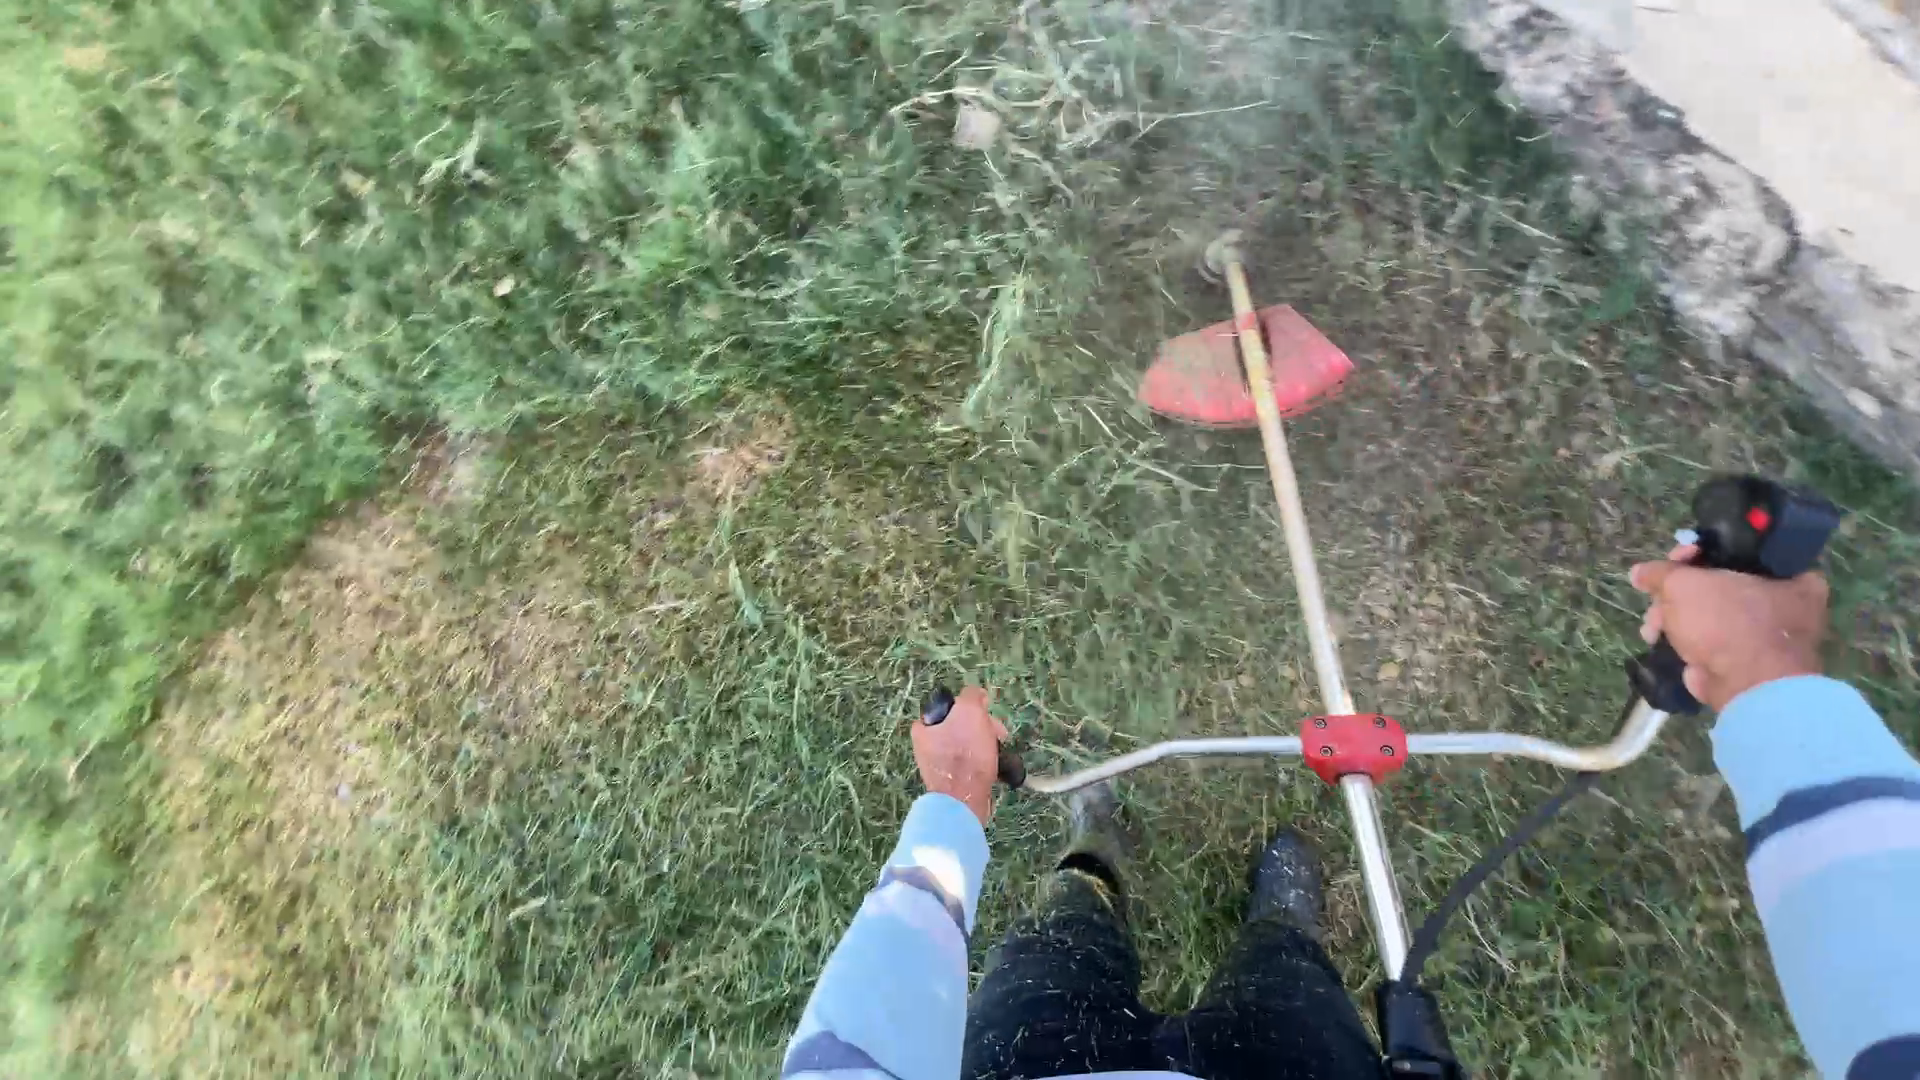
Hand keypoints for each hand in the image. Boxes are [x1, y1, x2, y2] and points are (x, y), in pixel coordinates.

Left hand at [912, 686, 1008, 824]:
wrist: (964, 800)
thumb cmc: (966, 754)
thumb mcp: (970, 712)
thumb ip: (972, 696)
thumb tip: (977, 695)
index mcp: (923, 727)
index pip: (953, 707)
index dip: (974, 709)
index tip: (988, 717)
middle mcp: (925, 745)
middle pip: (961, 725)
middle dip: (983, 727)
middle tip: (1000, 736)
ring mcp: (937, 764)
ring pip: (967, 744)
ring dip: (985, 744)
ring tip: (999, 753)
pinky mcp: (950, 781)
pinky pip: (968, 763)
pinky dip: (981, 762)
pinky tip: (992, 766)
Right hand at [1630, 544, 1828, 710]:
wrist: (1746, 683)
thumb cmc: (1726, 622)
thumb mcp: (1683, 583)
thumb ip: (1660, 571)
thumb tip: (1641, 572)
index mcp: (1790, 576)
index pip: (1736, 552)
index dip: (1698, 554)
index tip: (1673, 560)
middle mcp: (1785, 602)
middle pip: (1712, 584)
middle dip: (1674, 594)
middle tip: (1658, 600)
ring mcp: (1765, 632)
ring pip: (1704, 611)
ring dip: (1671, 616)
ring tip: (1655, 628)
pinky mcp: (1746, 655)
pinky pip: (1707, 634)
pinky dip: (1682, 636)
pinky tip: (1661, 639)